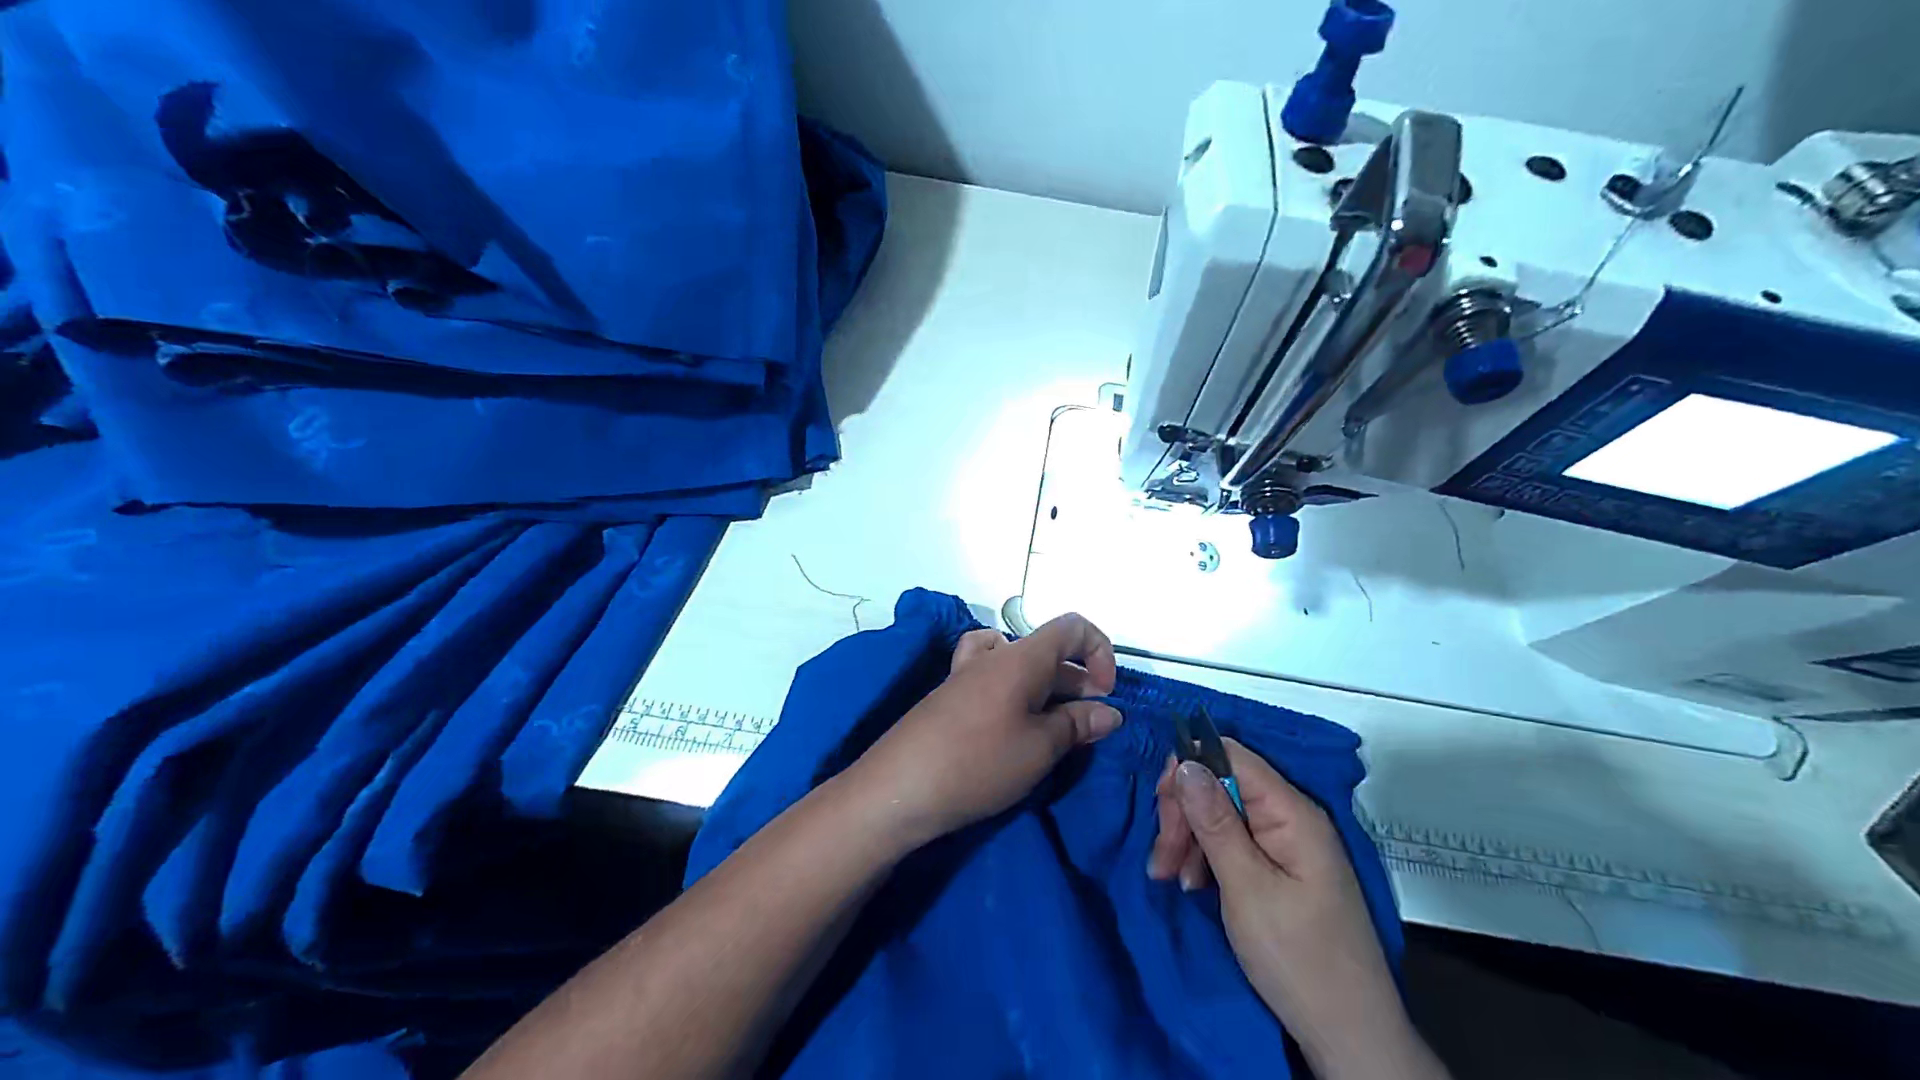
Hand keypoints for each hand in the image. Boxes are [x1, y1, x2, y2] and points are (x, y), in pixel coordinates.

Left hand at [844, 614, 1120, 851]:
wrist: (899, 788)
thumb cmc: (978, 763)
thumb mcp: (1039, 749)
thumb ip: (1077, 725)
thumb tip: (1109, 712)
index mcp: (1020, 657)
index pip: (1071, 626)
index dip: (1099, 650)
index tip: (1104, 694)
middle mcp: (991, 655)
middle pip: (1046, 649)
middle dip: (1076, 679)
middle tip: (1086, 723)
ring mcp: (965, 675)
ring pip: (1017, 663)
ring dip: (1044, 685)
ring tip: (1051, 722)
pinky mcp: (948, 698)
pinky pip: (989, 678)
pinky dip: (1011, 692)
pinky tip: (1010, 725)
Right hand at [1148, 741, 1445, 1079]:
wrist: (1347, 1036)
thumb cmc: (1298, 959)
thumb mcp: (1246, 887)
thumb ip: (1215, 821)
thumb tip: (1185, 762)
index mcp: (1292, 812)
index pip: (1231, 755)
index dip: (1189, 767)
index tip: (1160, 805)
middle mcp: (1289, 817)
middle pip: (1220, 784)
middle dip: (1184, 813)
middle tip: (1162, 858)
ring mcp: (1284, 842)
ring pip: (1219, 813)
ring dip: (1188, 839)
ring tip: (1170, 878)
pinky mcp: (1277, 867)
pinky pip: (1231, 841)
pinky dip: (1203, 857)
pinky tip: (1189, 883)